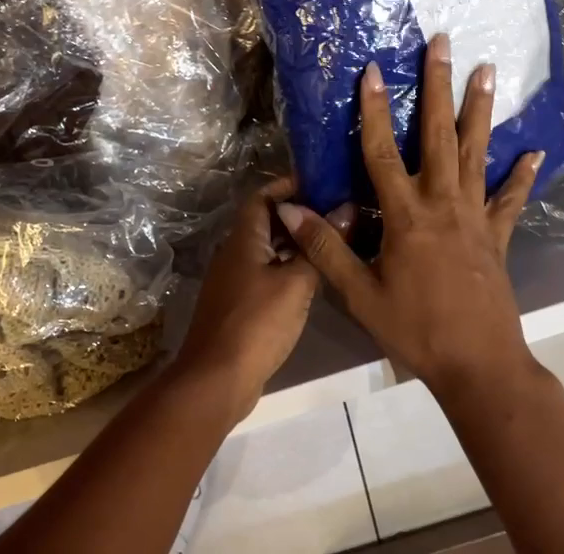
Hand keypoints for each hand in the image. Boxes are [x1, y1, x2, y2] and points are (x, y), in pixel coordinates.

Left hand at [174, 179, 344, 417]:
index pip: (262, 196)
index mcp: (243, 239)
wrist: (217, 379)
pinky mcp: (239, 305)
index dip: (288, 185)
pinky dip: (288, 268)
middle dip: (299, 214)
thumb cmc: (256, 323)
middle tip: (337, 212)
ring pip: (268, 249)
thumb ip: (320, 248)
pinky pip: (266, 273)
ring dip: (296, 244)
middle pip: (266, 221)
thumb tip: (346, 208)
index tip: (322, 183)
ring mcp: (234, 280)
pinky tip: (315, 278)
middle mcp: (234, 253)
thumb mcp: (296, 284)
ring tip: (334, 242)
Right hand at [278, 32, 542, 395]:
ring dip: (479, 109)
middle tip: (443, 43)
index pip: (381, 151)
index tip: (371, 69)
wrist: (479, 365)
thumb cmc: (414, 329)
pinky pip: (510, 198)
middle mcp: (442, 204)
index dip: (372, 109)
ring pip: (476, 152)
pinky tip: (534, 150)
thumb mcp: (359, 293)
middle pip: (437, 134)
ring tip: (486, 70)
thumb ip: (326, 248)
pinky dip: (522, 174)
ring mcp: (475, 216)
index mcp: (405, 216)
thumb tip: (290, 207)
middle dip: (437, 86)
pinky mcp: (497, 235)